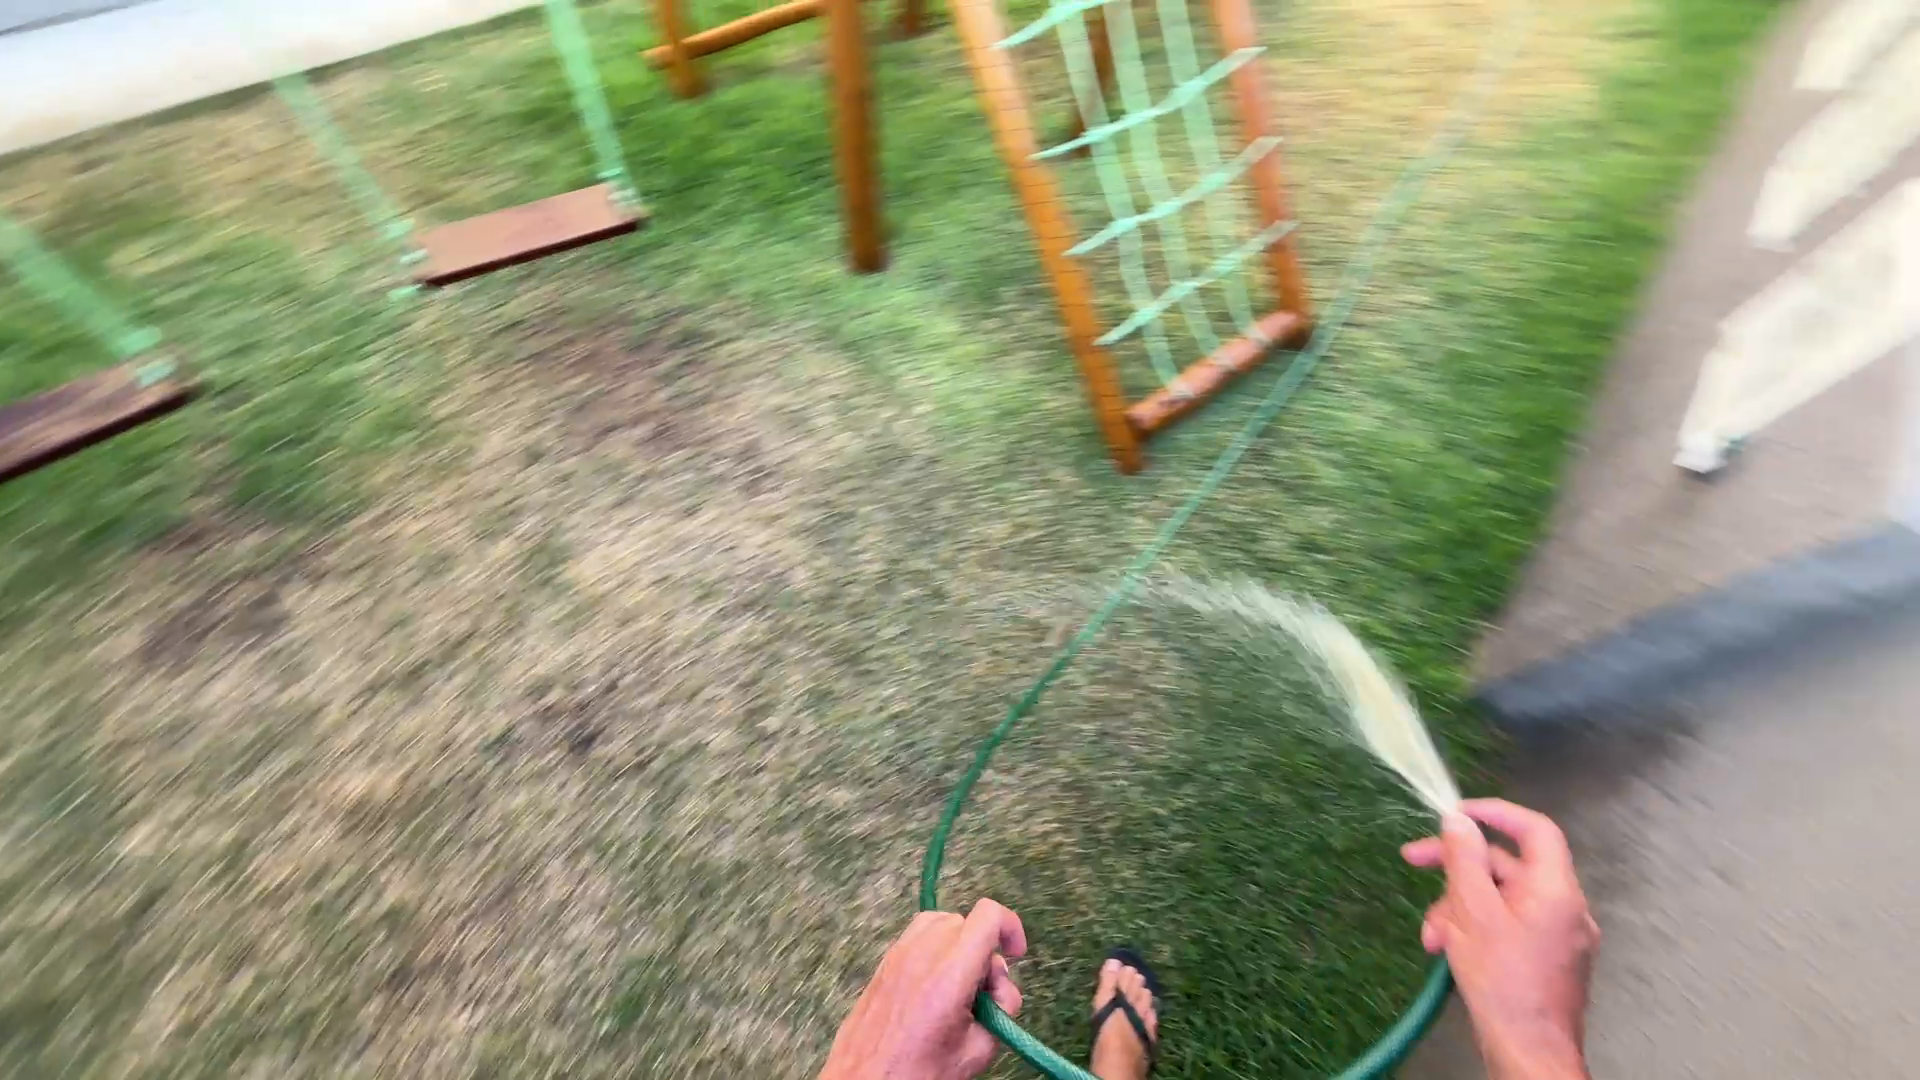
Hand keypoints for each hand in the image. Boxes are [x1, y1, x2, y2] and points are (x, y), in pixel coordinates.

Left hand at [819, 898, 1025, 1079]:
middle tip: (983, 994)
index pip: (988, 915)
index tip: (1016, 954)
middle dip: (986, 951)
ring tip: (958, 987)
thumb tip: (999, 986)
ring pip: (945, 921)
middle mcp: (924, 951)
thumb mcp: (976, 1052)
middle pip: (969, 921)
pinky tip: (935, 984)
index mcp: (950, 973)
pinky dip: (938, 948)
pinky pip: (921, 933)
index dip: (1011, 927)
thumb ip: (1001, 1009)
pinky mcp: (886, 957)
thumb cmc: (919, 1073)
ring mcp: (901, 949)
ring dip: (961, 945)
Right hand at [1402, 799, 1598, 1079]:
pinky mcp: (1543, 955)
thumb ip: (1464, 858)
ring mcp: (1555, 933)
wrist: (1527, 1050)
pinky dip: (1471, 925)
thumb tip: (1458, 820)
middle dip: (1455, 865)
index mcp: (1555, 890)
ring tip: (1431, 932)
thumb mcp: (1471, 909)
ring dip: (1455, 904)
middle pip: (1505, 863)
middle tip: (1413, 859)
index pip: (1534, 829)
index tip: (1454, 812)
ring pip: (1496, 895)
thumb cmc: (1500, 976)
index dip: (1494, 812)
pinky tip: (1444, 946)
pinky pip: (1503, 922)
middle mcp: (1563, 907)